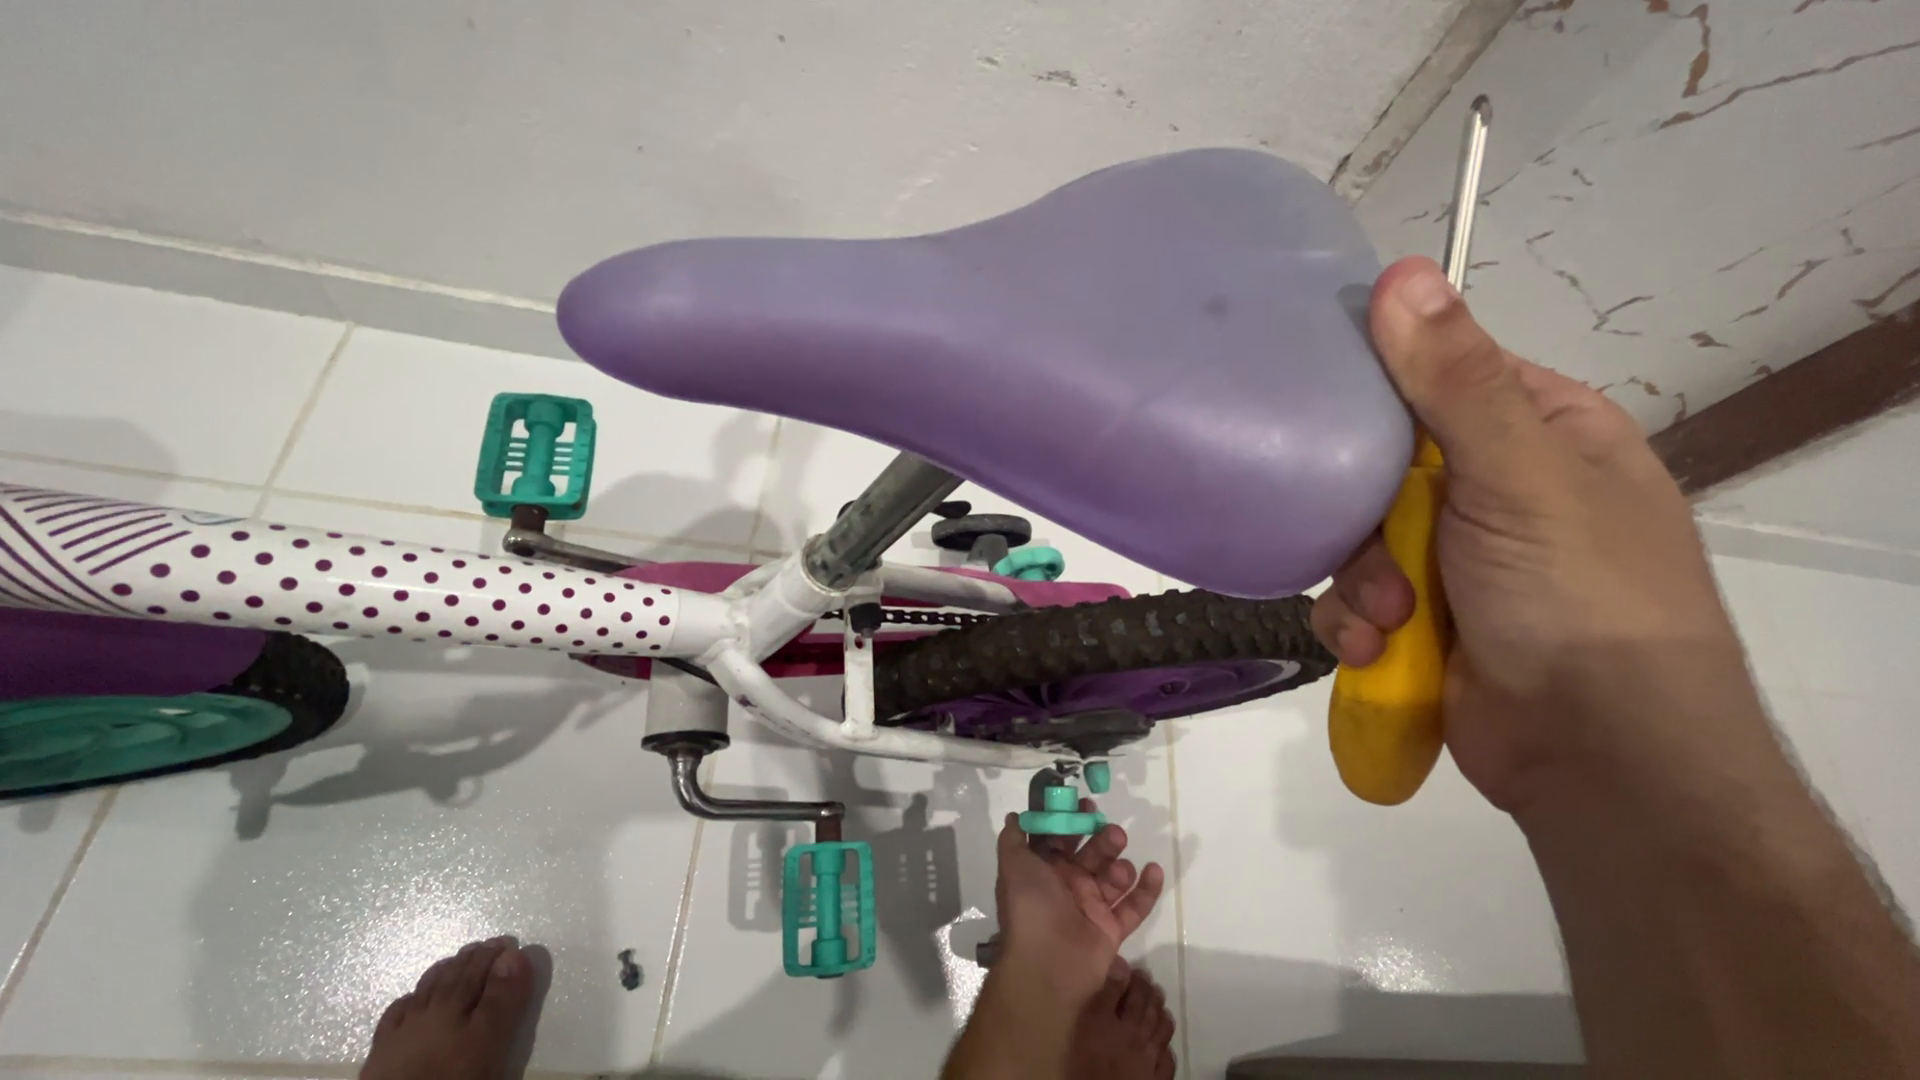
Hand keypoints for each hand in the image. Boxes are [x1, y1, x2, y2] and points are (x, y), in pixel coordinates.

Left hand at [994, 802, 1164, 1001]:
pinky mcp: (1112, 929)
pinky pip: (1134, 906)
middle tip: (1114, 833)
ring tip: (1120, 868)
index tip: (1086, 803)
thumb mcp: (1013, 865)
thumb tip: (1016, 816)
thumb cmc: (1029, 906)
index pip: (1061, 838)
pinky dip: (1147, 889)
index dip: (1073, 819)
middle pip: (1091, 854)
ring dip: (1121, 865)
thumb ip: (1014, 838)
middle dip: (1103, 840)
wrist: (1047, 963)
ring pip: (1113, 876)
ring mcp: (1091, 907)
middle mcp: (1068, 886)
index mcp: (1044, 870)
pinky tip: (1154, 870)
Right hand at [1311, 256, 1762, 815]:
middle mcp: (1495, 489)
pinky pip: (1354, 601)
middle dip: (1365, 515)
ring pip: (1357, 539)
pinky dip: (1355, 626)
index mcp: (1541, 432)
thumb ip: (1455, 381)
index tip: (1316, 392)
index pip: (1440, 374)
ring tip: (1385, 619)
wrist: (1595, 757)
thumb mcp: (1521, 476)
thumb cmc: (1577, 597)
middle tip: (1370, 543)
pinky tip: (1371, 649)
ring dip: (1359, 583)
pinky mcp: (1419, 621)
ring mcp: (1454, 560)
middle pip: (1381, 463)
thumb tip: (1401, 272)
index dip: (1380, 382)